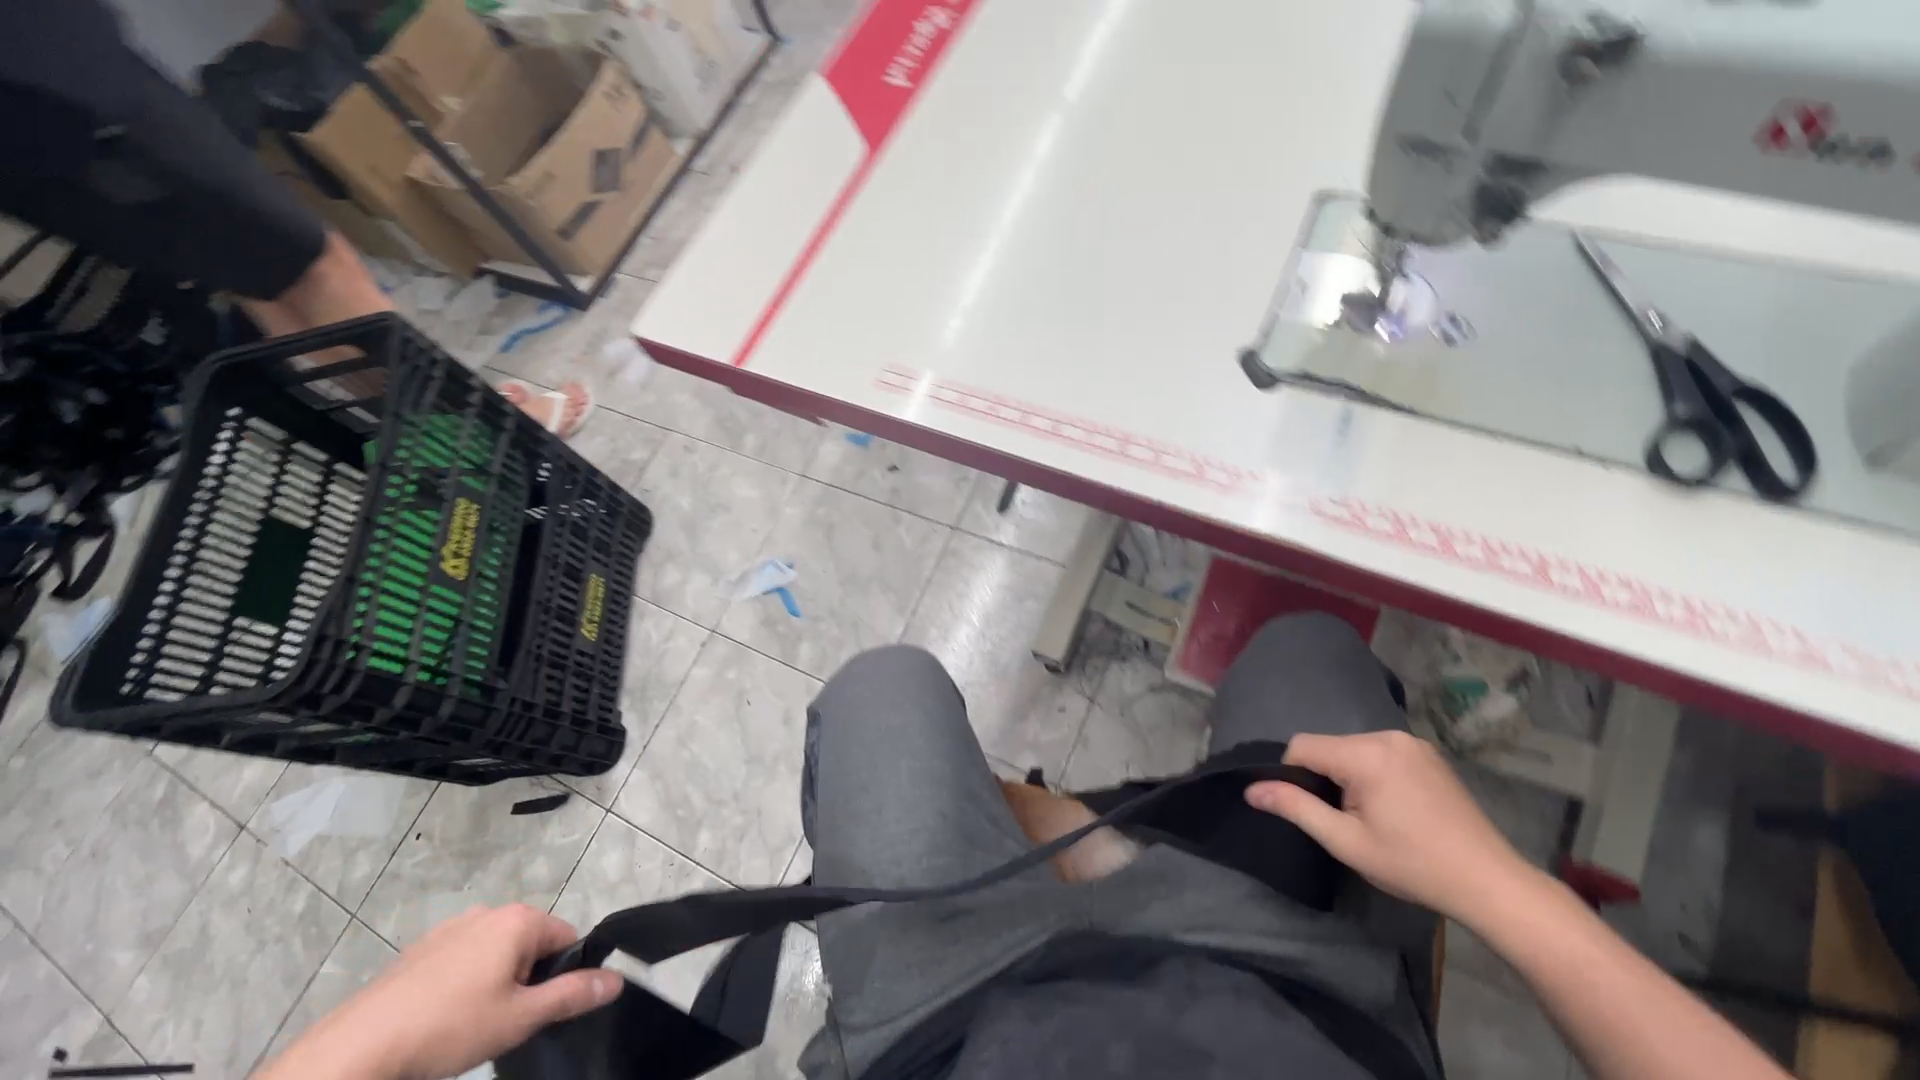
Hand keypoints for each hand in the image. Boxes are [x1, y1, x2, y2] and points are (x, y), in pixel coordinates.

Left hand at [263, 905, 623, 1079]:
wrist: (358, 1050)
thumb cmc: (450, 1027)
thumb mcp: (521, 1018)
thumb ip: (573, 994)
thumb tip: (618, 979)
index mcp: (517, 920)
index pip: (567, 938)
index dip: (565, 976)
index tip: (544, 1010)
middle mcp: (486, 912)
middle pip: (531, 944)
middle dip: (529, 979)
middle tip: (510, 1021)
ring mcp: (449, 930)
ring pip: (494, 954)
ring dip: (497, 983)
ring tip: (474, 1025)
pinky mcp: (418, 952)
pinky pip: (461, 962)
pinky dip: (463, 985)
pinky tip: (443, 1020)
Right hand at [1245, 731, 1534, 920]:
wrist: (1489, 881)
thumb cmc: (1412, 864)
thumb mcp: (1346, 841)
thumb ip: (1296, 808)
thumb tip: (1252, 790)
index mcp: (1366, 754)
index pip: (1302, 746)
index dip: (1292, 777)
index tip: (1310, 812)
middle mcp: (1389, 737)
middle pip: (1330, 747)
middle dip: (1324, 779)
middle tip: (1344, 823)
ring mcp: (1414, 744)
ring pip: (1355, 750)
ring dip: (1348, 777)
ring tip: (1369, 819)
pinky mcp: (1430, 756)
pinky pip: (1381, 754)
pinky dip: (1373, 774)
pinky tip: (1393, 810)